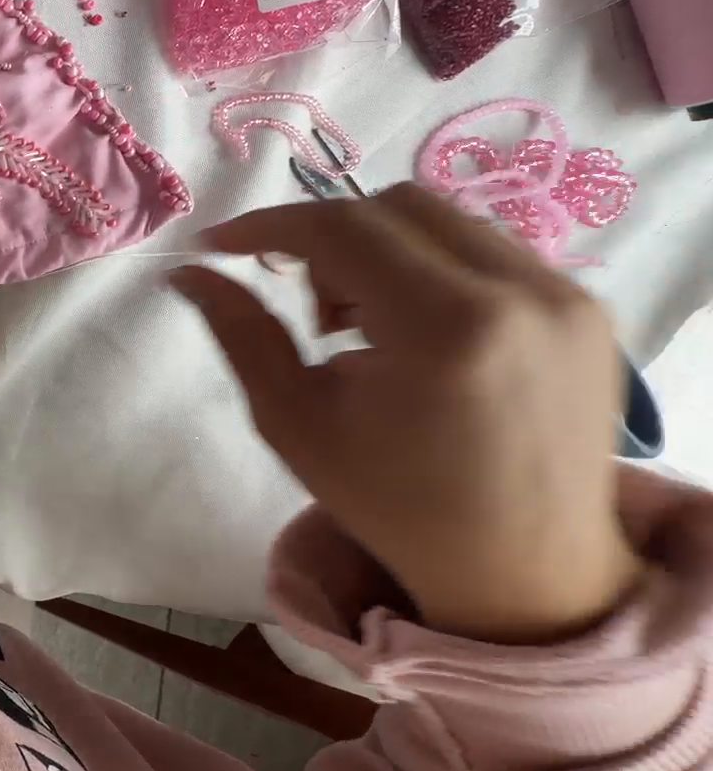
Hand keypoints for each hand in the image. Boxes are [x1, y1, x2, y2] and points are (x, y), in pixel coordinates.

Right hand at [171, 183, 641, 643]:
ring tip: (351, 322)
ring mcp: (566, 295)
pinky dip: (423, 265)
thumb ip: (238, 330)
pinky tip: (404, 328)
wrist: (520, 563)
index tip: (215, 246)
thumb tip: (185, 273)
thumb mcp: (289, 416)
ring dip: (373, 249)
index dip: (265, 226)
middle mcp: (521, 291)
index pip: (340, 228)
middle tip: (294, 298)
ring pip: (440, 221)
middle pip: (392, 207)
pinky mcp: (585, 308)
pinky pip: (483, 248)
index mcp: (443, 325)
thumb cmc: (387, 497)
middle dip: (321, 237)